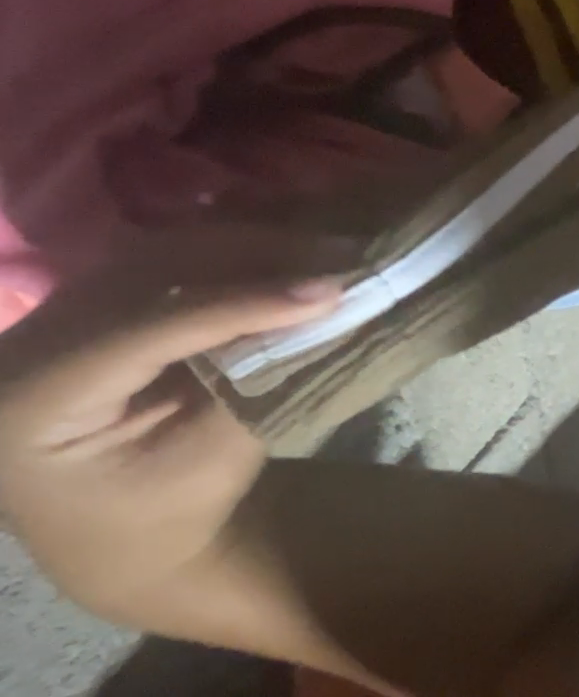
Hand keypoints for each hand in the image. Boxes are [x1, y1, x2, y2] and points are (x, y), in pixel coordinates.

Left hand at [0, 228, 345, 619]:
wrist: (127, 532)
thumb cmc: (171, 510)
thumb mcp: (217, 458)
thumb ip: (261, 380)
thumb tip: (328, 308)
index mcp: (28, 405)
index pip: (142, 330)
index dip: (240, 303)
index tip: (331, 290)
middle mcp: (22, 347)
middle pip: (147, 273)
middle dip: (255, 257)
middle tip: (346, 257)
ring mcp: (55, 318)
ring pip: (162, 253)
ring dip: (254, 245)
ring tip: (334, 249)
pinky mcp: (94, 305)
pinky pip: (170, 258)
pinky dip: (240, 251)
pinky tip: (296, 253)